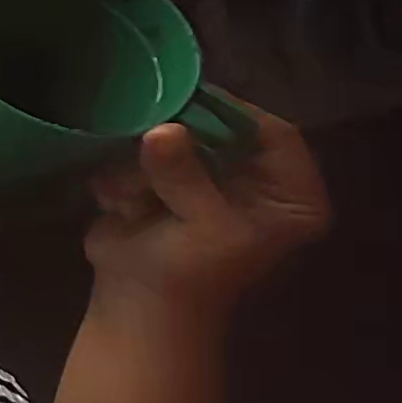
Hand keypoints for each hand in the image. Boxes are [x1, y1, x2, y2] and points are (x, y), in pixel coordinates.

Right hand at [85, 103, 329, 313]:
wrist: (135, 302)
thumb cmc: (188, 272)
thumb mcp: (203, 226)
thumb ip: (186, 176)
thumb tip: (161, 131)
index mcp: (285, 192)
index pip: (272, 132)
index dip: (232, 113)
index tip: (183, 100)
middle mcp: (247, 179)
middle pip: (215, 130)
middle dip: (174, 138)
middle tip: (140, 134)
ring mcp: (199, 178)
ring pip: (168, 141)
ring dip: (139, 165)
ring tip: (130, 199)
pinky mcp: (157, 180)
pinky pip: (136, 157)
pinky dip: (120, 175)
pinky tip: (116, 204)